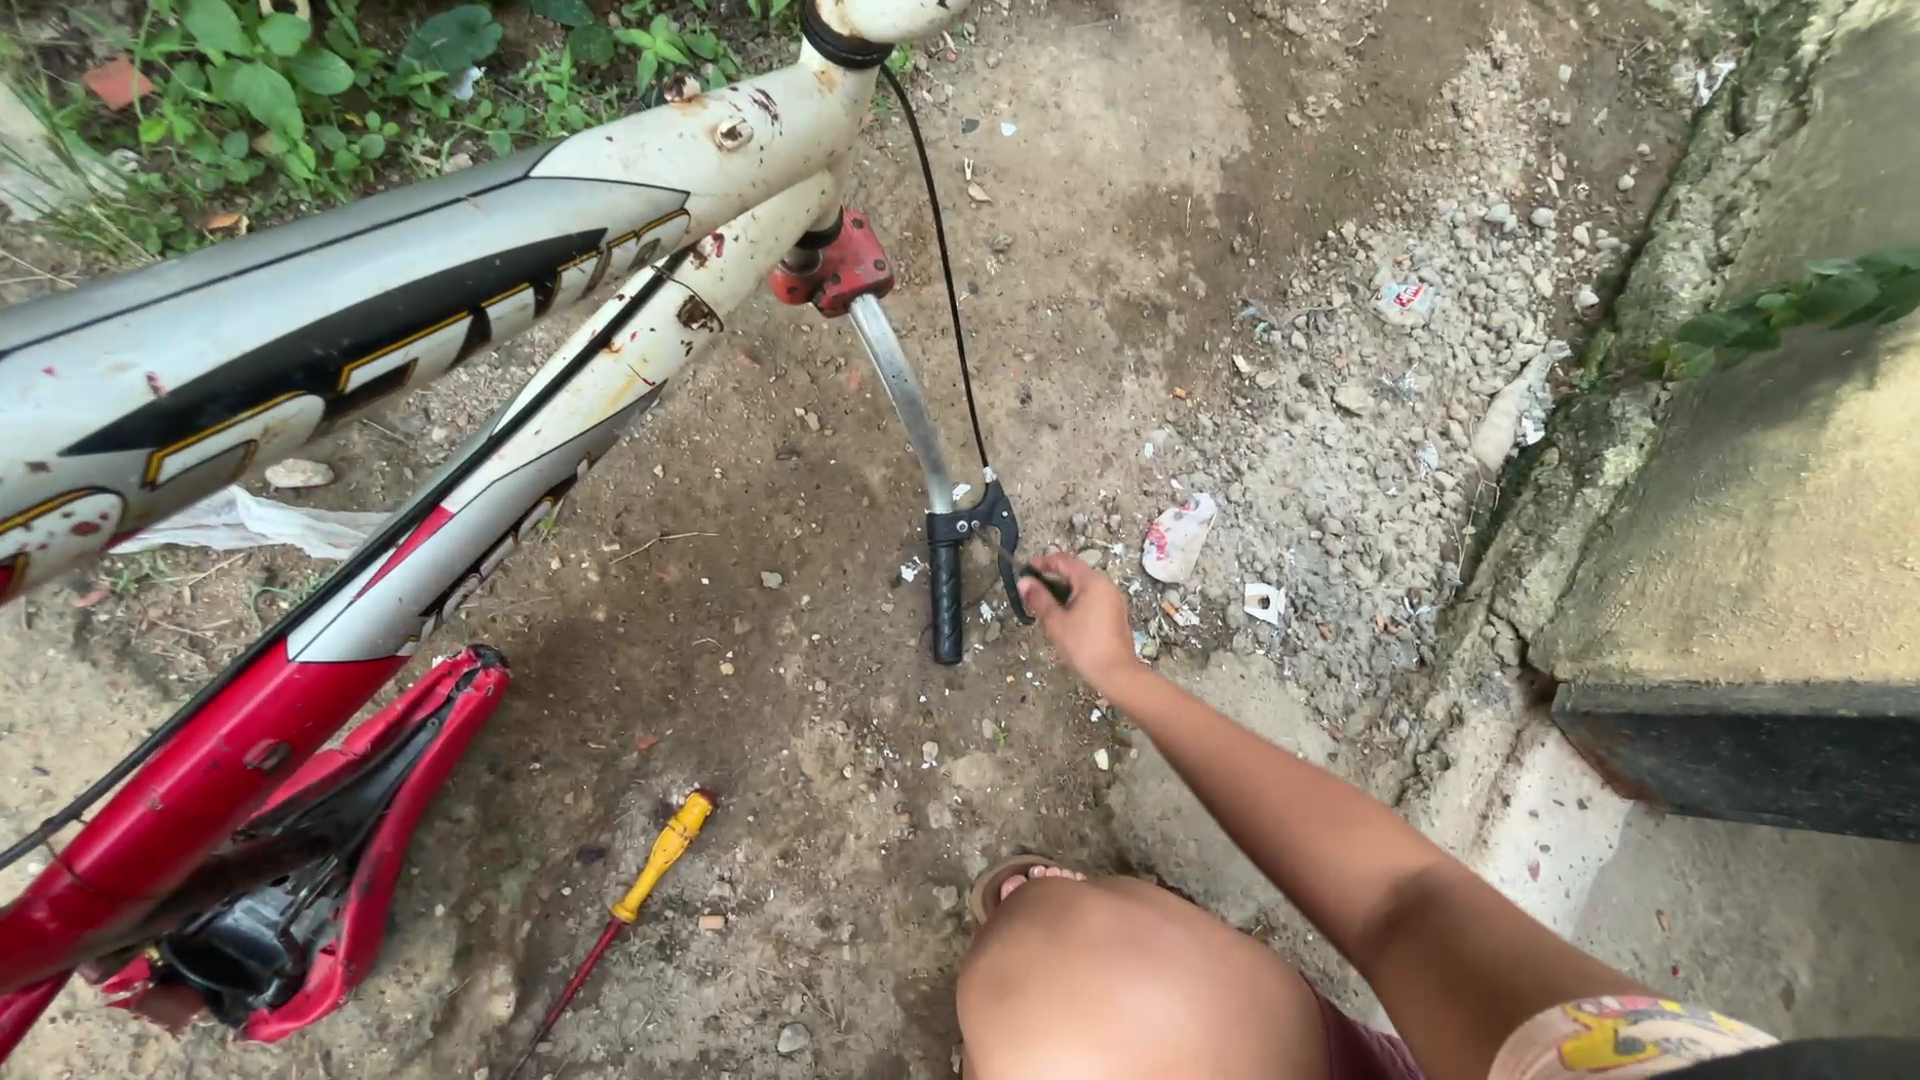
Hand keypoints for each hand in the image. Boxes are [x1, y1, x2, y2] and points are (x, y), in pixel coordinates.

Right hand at [1017, 552, 1142, 693]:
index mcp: (1092, 582)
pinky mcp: (1115, 614)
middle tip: (1032, 588)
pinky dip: (1075, 600)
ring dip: (1063, 591)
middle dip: (1052, 578)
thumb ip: (1039, 598)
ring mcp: (1113, 600)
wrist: (1116, 673)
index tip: (1026, 567)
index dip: (1044, 562)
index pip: (1065, 561)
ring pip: (1084, 587)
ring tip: (1043, 603)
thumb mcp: (1056, 622)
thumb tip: (1023, 582)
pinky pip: (1092, 598)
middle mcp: (1106, 585)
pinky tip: (1063, 616)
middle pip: (1076, 573)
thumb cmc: (1084, 645)